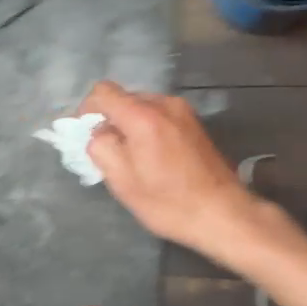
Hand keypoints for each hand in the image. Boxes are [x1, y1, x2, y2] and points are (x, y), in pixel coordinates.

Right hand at [82, 81, 273, 250]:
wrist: (222, 213)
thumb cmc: (168, 202)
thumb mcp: (123, 182)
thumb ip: (101, 149)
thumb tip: (97, 133)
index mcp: (143, 116)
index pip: (103, 92)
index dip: (87, 110)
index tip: (85, 134)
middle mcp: (165, 104)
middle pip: (124, 98)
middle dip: (110, 120)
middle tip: (107, 152)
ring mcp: (183, 112)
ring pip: (143, 107)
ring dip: (129, 126)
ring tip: (130, 157)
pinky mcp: (194, 123)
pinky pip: (160, 116)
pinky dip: (147, 129)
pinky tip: (152, 157)